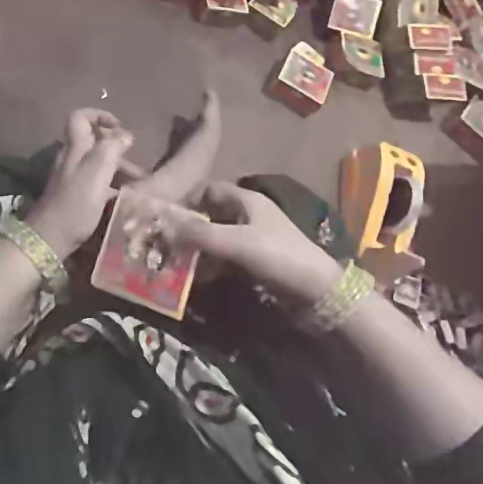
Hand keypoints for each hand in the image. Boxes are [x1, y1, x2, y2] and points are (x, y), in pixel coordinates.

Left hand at [23, 109, 134, 254]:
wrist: (50, 239)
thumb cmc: (75, 203)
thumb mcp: (96, 172)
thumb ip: (111, 148)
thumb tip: (124, 133)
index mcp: (75, 147)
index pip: (80, 117)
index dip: (100, 115)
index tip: (120, 128)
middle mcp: (72, 158)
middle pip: (94, 141)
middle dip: (118, 146)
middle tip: (137, 159)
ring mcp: (73, 177)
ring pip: (99, 163)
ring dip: (120, 167)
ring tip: (141, 182)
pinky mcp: (76, 196)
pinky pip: (98, 182)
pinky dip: (113, 184)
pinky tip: (128, 198)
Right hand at [155, 181, 343, 302]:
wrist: (320, 293)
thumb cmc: (279, 256)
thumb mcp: (237, 242)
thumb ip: (200, 233)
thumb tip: (163, 223)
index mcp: (247, 200)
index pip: (208, 190)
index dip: (187, 200)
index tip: (163, 217)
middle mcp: (248, 215)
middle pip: (209, 215)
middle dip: (187, 229)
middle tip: (162, 244)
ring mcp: (252, 240)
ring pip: (215, 239)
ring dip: (196, 251)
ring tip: (172, 264)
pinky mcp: (255, 262)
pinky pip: (224, 259)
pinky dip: (209, 266)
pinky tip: (194, 279)